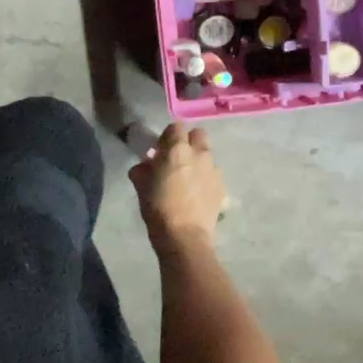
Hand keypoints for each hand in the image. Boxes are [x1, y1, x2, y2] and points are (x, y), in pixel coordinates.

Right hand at [129, 123, 223, 249]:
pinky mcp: (223, 186)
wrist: (184, 235)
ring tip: (187, 178)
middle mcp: (199, 154)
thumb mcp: (140, 185)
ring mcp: (214, 170)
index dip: (167, 136)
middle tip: (176, 158)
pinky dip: (205, 178)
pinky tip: (196, 193)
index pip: (175, 127)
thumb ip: (142, 169)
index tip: (159, 148)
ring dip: (197, 160)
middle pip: (198, 134)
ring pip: (207, 155)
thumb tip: (145, 166)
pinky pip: (213, 174)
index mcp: (176, 149)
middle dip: (188, 141)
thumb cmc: (157, 206)